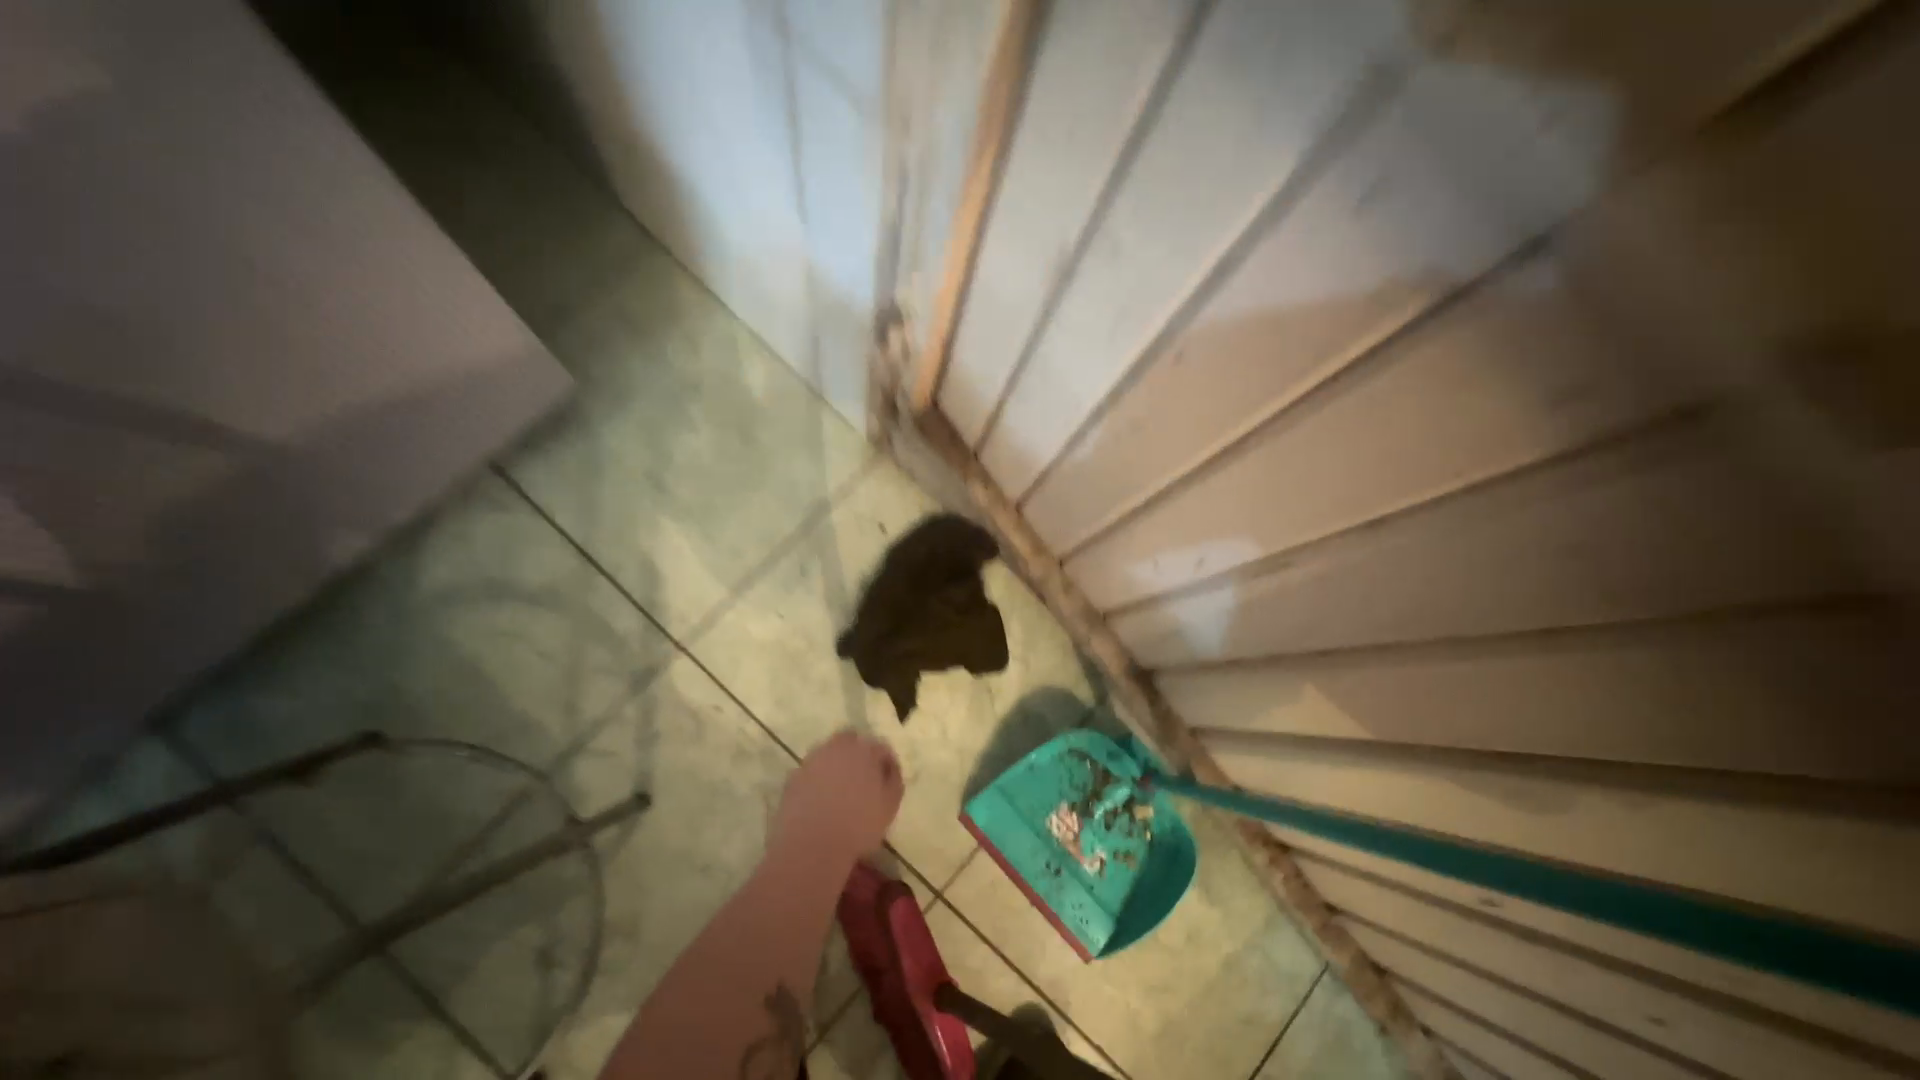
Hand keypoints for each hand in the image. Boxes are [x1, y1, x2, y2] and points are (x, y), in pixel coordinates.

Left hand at [771, 730, 903, 865]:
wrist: (811, 845)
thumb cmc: (858, 827)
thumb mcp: (889, 807)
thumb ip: (893, 782)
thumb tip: (889, 770)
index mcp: (865, 752)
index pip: (880, 747)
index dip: (885, 763)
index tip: (887, 780)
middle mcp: (837, 748)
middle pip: (850, 740)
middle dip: (858, 753)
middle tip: (863, 778)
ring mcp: (812, 760)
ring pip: (828, 753)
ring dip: (836, 764)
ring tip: (840, 790)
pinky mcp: (793, 776)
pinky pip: (811, 771)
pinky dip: (817, 779)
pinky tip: (820, 799)